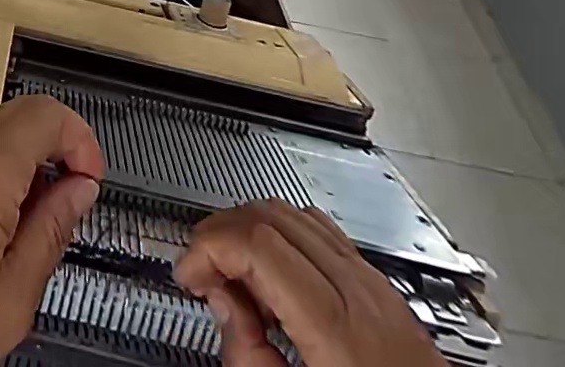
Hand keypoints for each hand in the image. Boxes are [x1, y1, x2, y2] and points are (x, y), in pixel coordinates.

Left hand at [0, 95, 105, 366]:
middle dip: (58, 144)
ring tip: (34, 215)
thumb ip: (52, 231)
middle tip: (71, 191)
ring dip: (28, 154)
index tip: (88, 174)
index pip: (49, 114)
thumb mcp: (9, 300)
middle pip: (25, 111)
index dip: (81, 139)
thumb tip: (77, 193)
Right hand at [175, 200, 443, 366]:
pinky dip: (280, 233)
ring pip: (293, 211)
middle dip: (222, 231)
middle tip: (200, 269)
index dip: (210, 246)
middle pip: (271, 215)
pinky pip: (319, 229)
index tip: (189, 271)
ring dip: (249, 228)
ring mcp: (370, 279)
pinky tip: (270, 272)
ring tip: (230, 273)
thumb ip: (250, 356)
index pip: (258, 242)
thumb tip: (223, 302)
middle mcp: (357, 288)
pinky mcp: (376, 281)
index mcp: (336, 325)